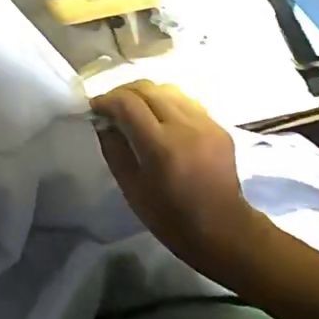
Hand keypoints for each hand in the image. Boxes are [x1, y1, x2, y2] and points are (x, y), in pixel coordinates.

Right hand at [91, 81, 265, 280]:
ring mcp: (206, 124)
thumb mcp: (131, 188)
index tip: (94, 107)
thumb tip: (102, 121)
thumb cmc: (171, 218)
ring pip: (168, 89)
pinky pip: (186, 102)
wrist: (224, 230)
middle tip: (111, 106)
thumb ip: (114, 149)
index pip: (128, 104)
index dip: (106, 100)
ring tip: (134, 110)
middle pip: (148, 88)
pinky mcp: (219, 126)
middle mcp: (186, 127)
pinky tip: (160, 119)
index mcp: (162, 147)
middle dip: (123, 92)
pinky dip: (167, 103)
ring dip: (146, 94)